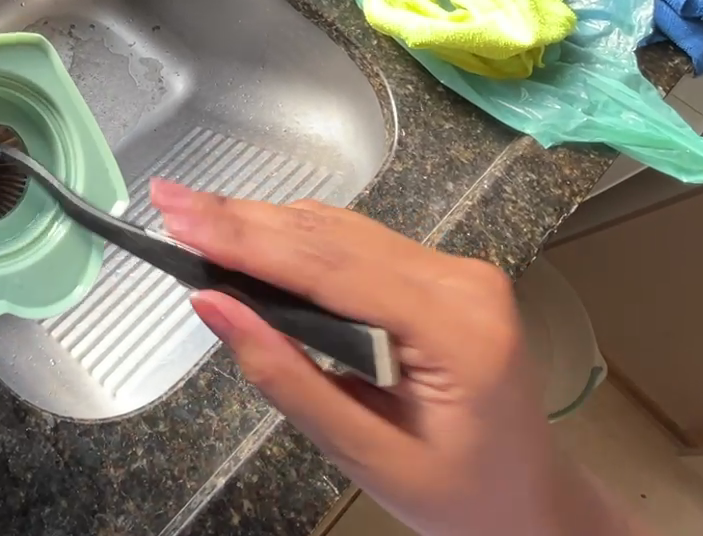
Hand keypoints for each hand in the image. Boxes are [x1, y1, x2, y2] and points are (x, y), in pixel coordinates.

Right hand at [150, 181, 630, 535]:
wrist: (534, 505)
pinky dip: (290, 235)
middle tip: (168, 199)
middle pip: (327, 234)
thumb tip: (210, 302)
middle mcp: (458, 280)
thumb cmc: (457, 496)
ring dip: (258, 220)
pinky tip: (245, 231)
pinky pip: (350, 238)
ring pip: (334, 227)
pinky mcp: (437, 268)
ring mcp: (453, 268)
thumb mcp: (366, 455)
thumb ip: (285, 376)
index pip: (327, 265)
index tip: (179, 216)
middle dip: (238, 217)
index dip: (245, 237)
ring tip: (191, 212)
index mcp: (456, 330)